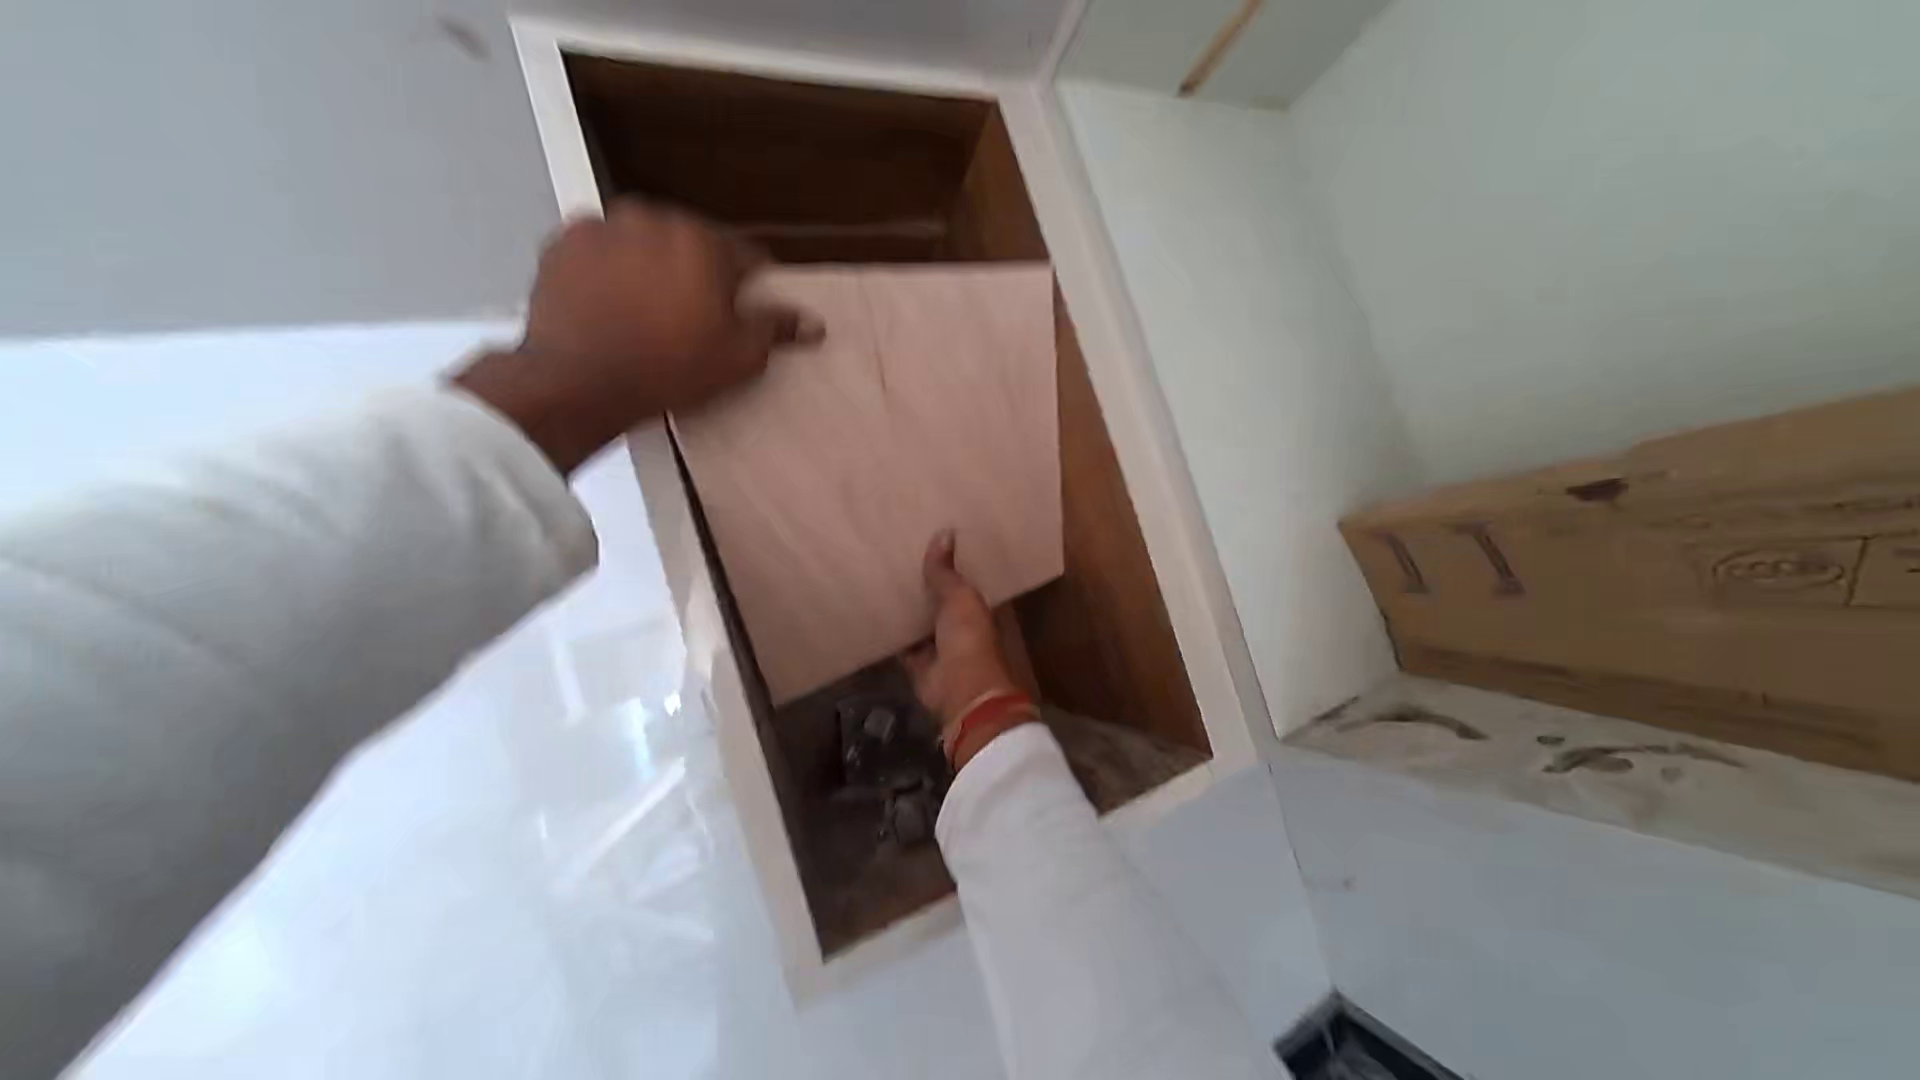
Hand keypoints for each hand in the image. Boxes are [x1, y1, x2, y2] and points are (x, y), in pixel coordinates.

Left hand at [455, 199, 820, 472]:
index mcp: (704, 242)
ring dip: (652, 267)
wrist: (579, 382)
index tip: (741, 310)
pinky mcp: (563, 242)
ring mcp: (604, 225)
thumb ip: (775, 330)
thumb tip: (813, 322)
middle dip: (696, 273)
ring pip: (645, 243)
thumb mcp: (738, 357)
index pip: (746, 256)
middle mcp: (655, 218)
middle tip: (691, 317)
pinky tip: (611, 305)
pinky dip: (610, 270)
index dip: (749, 286)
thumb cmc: (668, 369)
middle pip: (692, 244)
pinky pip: (601, 250)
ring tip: (647, 312)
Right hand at [903, 530, 1034, 768]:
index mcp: (977, 607)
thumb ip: (946, 571)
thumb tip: (944, 531)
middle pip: (939, 600)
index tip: (931, 542)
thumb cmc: (968, 638)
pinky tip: (871, 612)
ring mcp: (938, 645)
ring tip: (880, 577)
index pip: (964, 580)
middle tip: (897, 555)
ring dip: (905, 607)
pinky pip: (901, 643)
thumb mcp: (959, 597)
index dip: (951, 564)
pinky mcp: (918, 662)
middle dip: (923, 584)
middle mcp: (960, 624)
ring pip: (919, 620)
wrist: (960, 690)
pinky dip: (890, 633)